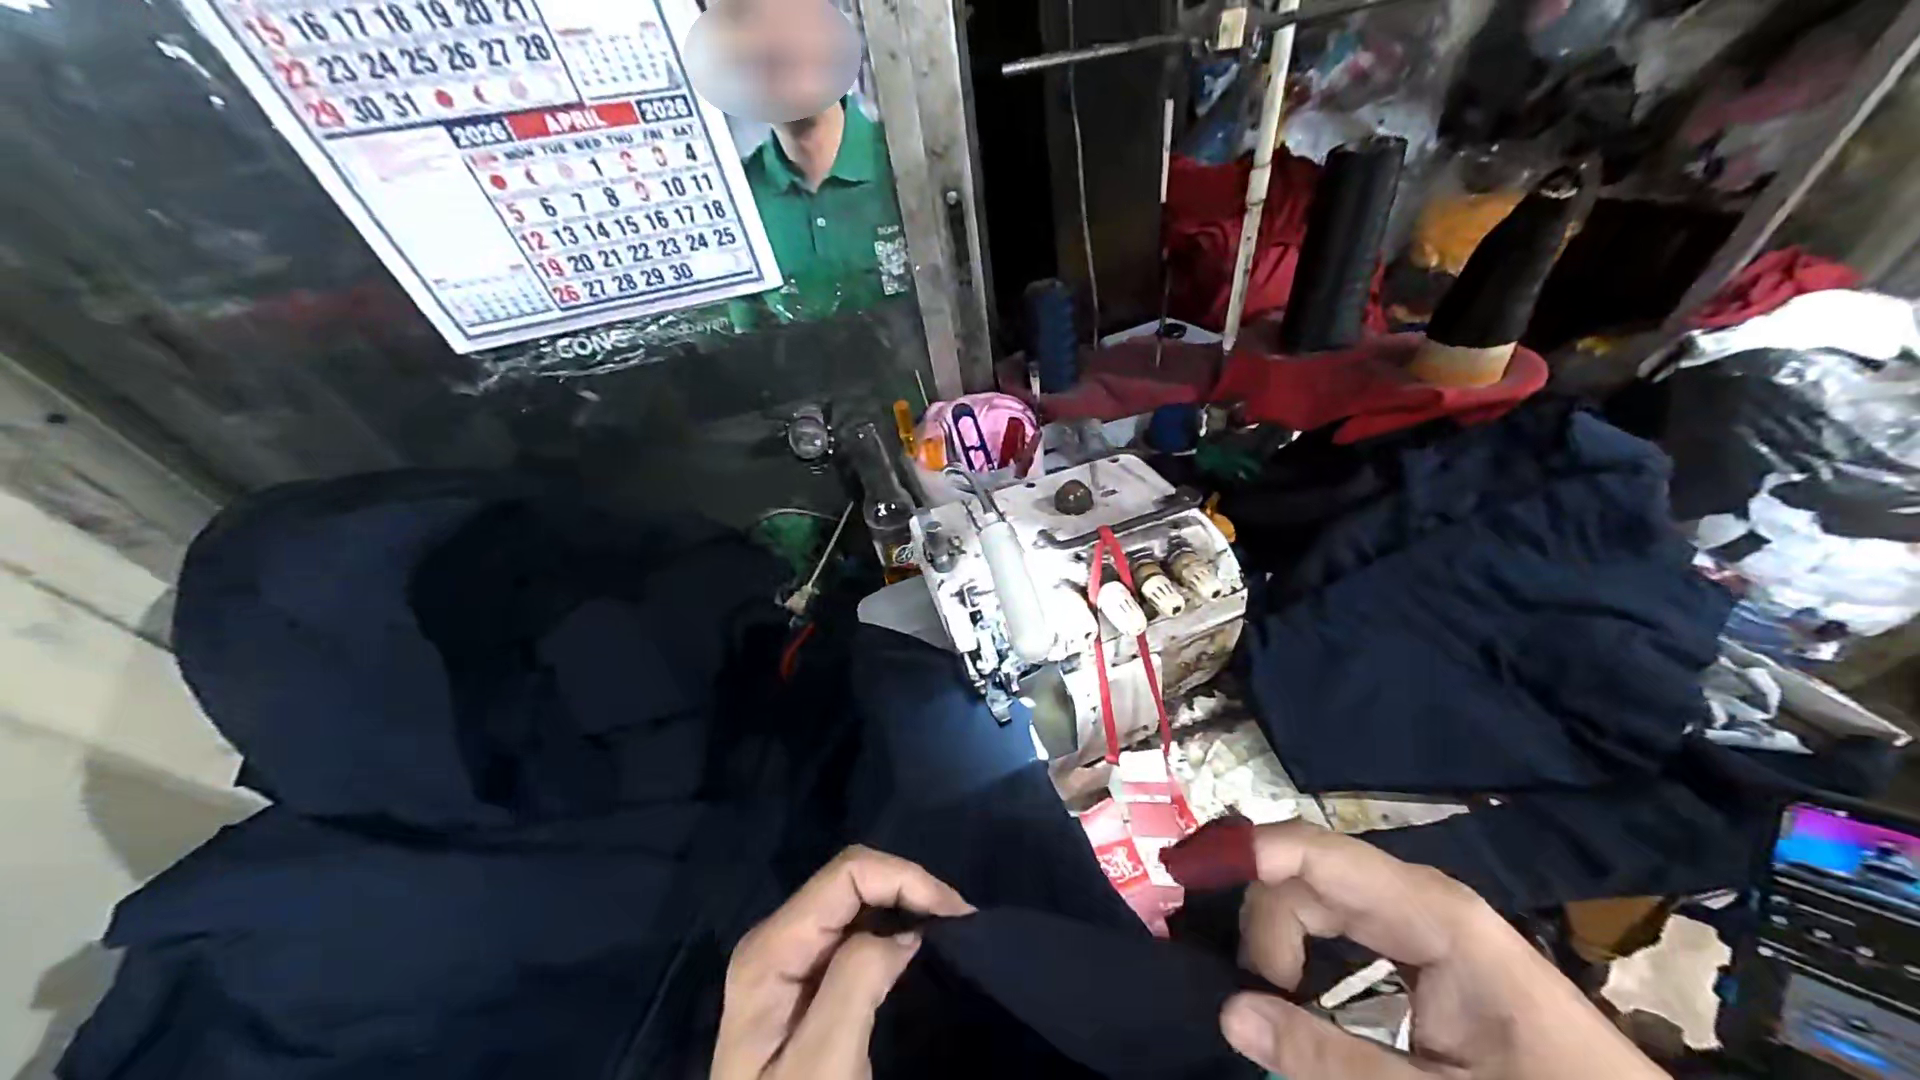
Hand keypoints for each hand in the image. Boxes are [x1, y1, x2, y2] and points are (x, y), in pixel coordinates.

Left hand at [711, 846, 973, 1079]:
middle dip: (908, 886)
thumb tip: (905, 931)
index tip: (956, 913)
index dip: (904, 877)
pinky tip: (918, 943)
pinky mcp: (805, 977)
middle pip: (850, 879)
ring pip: (855, 899)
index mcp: (771, 947)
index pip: (846, 874)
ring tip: (948, 927)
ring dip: (904, 902)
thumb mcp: (824, 1063)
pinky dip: (892, 925)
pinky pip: (854, 929)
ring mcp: (789, 957)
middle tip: (960, 919)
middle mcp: (776, 937)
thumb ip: (857, 981)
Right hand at [1221, 821, 1667, 1079]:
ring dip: (1274, 935)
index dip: (1246, 852)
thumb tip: (1228, 1012)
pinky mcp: (1412, 950)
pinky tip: (1281, 980)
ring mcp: (1413, 922)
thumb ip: (1332, 1058)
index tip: (1186, 879)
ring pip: (1311, 897)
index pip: (1317, 852)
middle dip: (1262, 920)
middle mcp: (1416, 899)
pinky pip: (1333, 926)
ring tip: (1259, 993)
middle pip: (1304, 874)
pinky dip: (1296, 946)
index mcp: (1434, 913)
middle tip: (1250, 998)